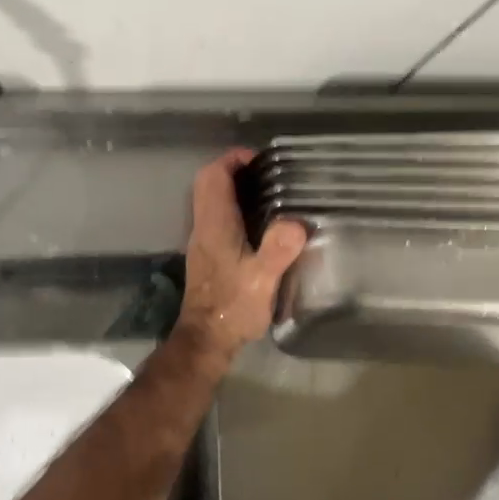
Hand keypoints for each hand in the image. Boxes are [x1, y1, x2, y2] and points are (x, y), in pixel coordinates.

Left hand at [175, 148, 307, 358]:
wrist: (205, 340)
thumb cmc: (233, 308)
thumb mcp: (262, 281)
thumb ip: (278, 249)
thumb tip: (296, 222)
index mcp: (215, 225)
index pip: (214, 176)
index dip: (233, 159)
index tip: (260, 159)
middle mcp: (204, 227)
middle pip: (208, 183)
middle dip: (233, 169)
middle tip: (266, 173)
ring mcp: (202, 241)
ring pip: (210, 200)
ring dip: (232, 189)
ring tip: (268, 192)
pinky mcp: (207, 255)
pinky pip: (216, 218)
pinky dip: (234, 208)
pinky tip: (259, 223)